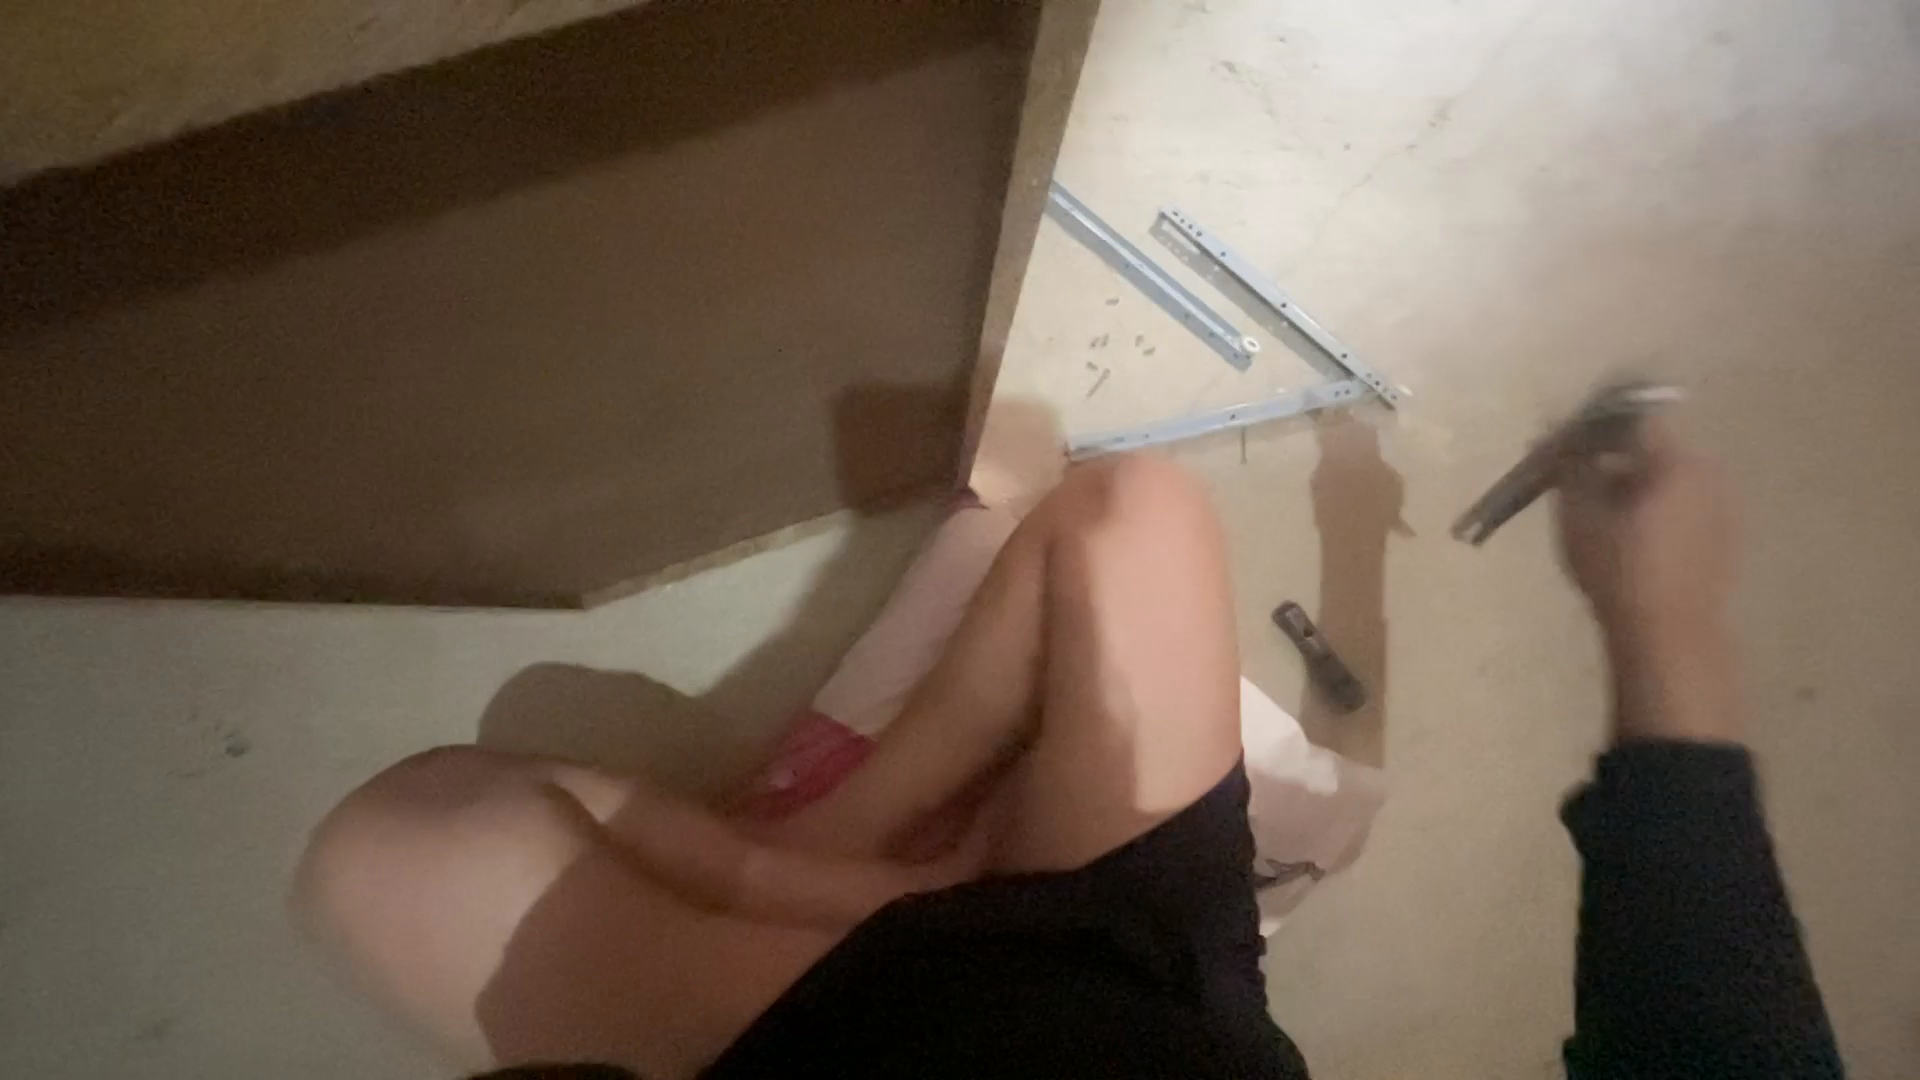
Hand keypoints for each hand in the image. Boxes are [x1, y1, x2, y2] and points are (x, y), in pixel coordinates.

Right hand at [1554, 415, 1741, 742]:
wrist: (1667, 630)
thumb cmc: (1615, 568)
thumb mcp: (1578, 514)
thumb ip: (1569, 469)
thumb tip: (1553, 436)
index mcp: (1677, 464)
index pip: (1632, 421)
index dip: (1588, 426)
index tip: (1553, 443)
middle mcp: (1708, 475)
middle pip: (1647, 449)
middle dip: (1600, 456)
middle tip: (1561, 477)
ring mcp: (1719, 505)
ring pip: (1659, 477)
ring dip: (1619, 481)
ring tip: (1583, 508)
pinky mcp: (1717, 533)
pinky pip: (1673, 501)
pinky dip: (1640, 503)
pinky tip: (1614, 530)